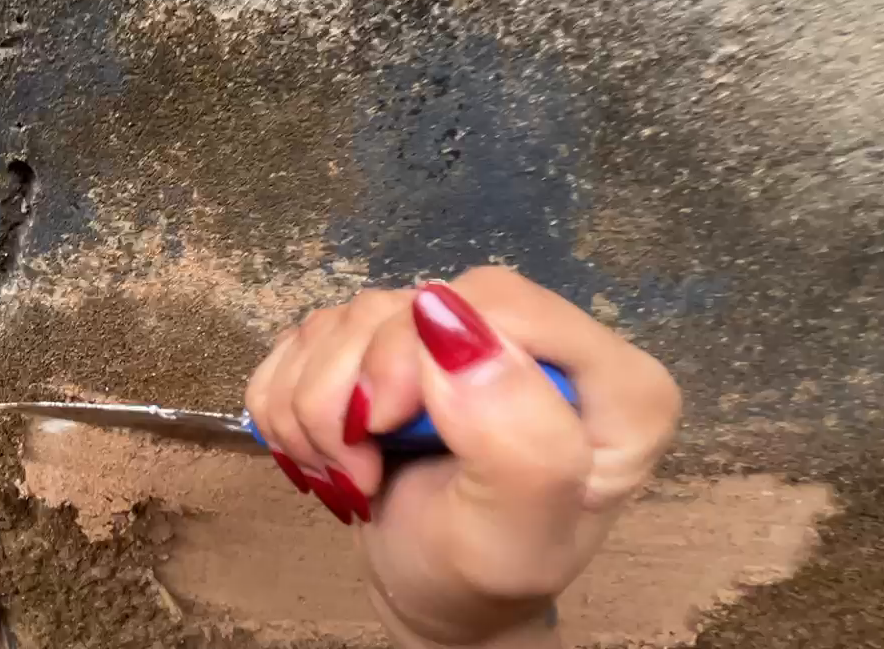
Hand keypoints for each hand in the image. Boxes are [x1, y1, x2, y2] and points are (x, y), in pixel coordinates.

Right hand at [245, 268, 680, 647]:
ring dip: (311, 407)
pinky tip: (318, 447)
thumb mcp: (512, 539)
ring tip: (345, 471)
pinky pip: (298, 337)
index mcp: (599, 378)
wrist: (423, 584)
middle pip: (399, 307)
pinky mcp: (371, 340)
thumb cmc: (476, 577)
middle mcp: (514, 338)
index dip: (421, 346)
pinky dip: (284, 398)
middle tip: (359, 469)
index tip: (384, 422)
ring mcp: (436, 334)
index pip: (497, 299)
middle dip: (350, 392)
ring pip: (336, 321)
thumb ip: (516, 443)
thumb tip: (451, 324)